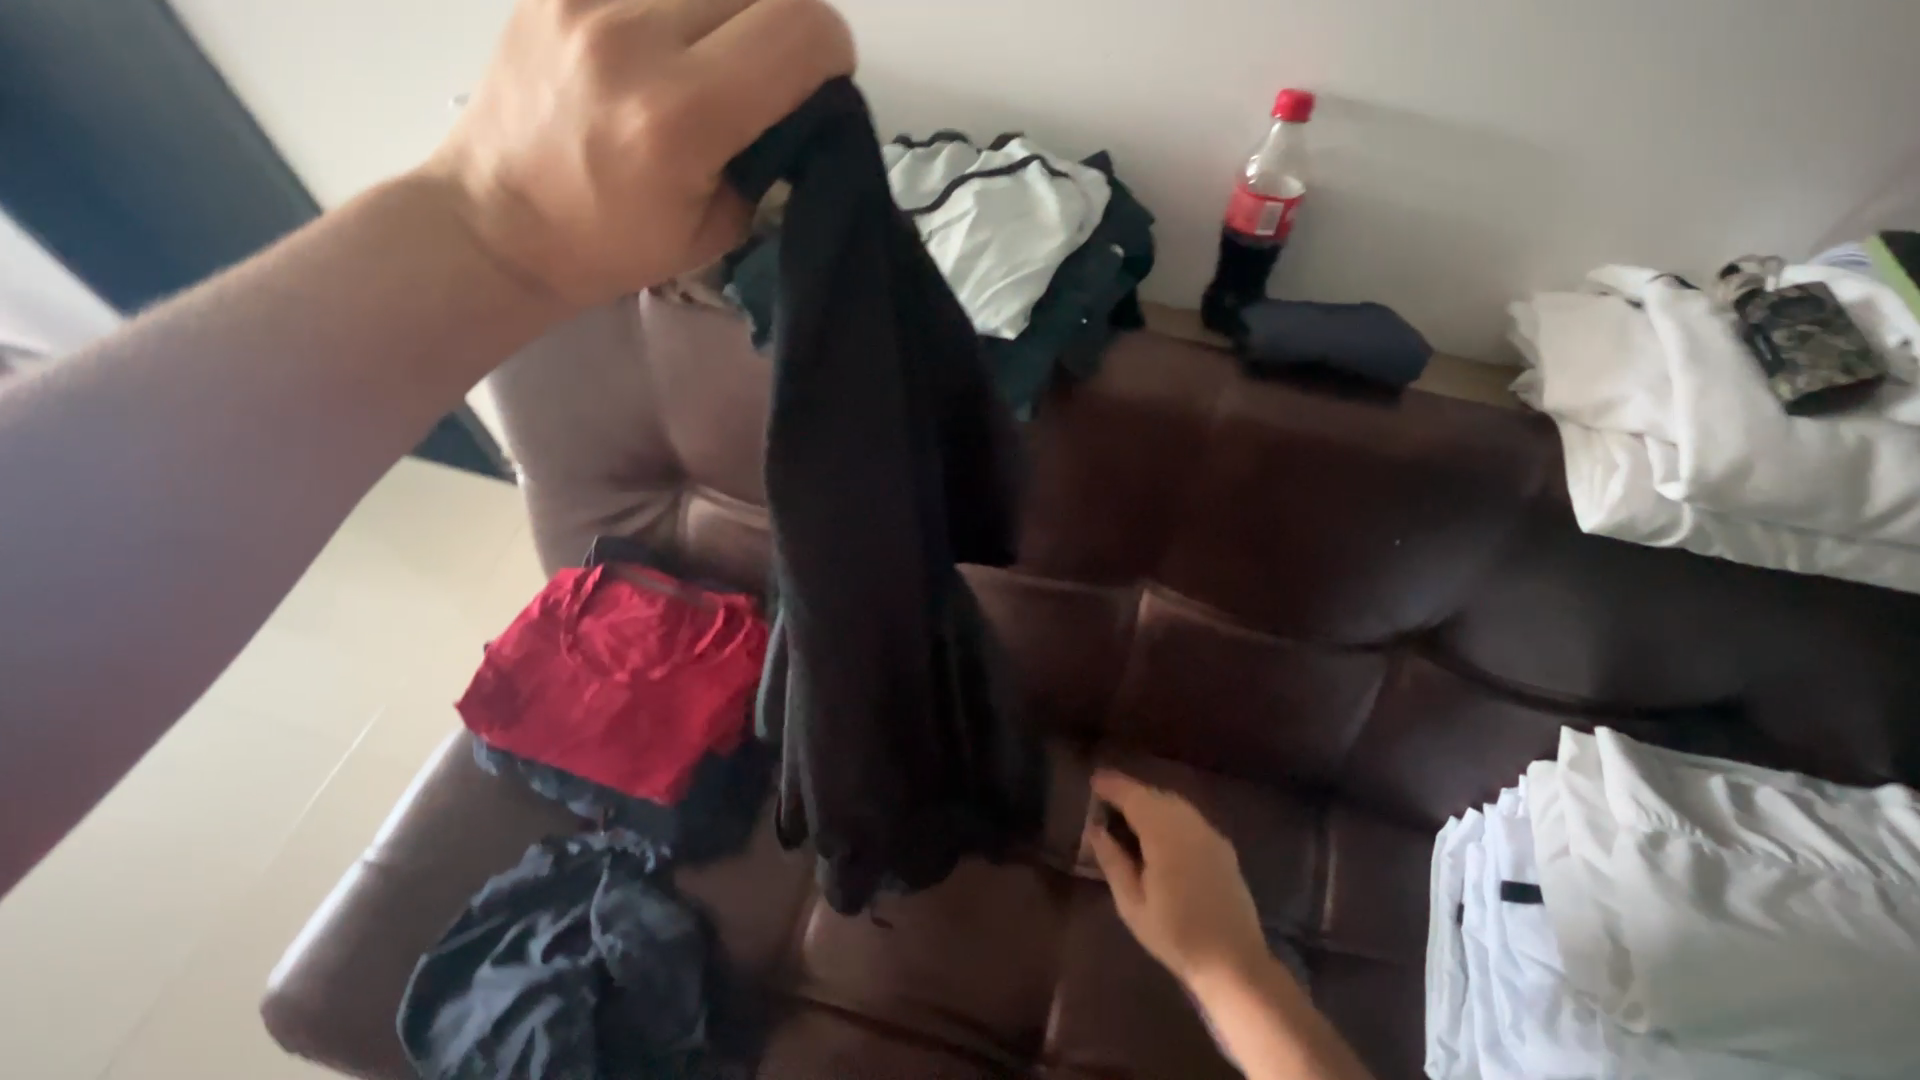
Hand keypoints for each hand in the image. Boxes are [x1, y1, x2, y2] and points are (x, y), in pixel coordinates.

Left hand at [421, 0, 853, 307]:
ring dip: (733, 11)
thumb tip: (807, 99)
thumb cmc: (613, 244)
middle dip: (786, 27)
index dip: (831, 52)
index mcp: (681, 116)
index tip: (821, 82)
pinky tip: (662, 45)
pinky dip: (681, 7)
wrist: (498, 220)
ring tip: (711, 59)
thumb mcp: (718, 227)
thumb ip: (773, 156)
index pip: (801, 29)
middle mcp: (632, 36)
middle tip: (767, 74)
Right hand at [1086, 769, 1269, 985]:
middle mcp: (1191, 826)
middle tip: (1106, 797)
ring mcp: (1211, 835)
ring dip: (1151, 802)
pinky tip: (1159, 832)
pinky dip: (1169, 814)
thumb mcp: (1132, 904)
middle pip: (1156, 795)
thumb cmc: (1175, 936)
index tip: (1094, 780)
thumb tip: (1096, 830)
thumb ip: (1113, 861)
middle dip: (1131, 792)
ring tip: (1129, 813)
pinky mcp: (1223, 848)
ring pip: (1175, 804)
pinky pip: (1190, 818)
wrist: (1233, 962)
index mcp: (1166, 835)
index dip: (1113, 786)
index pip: (1135, 797)